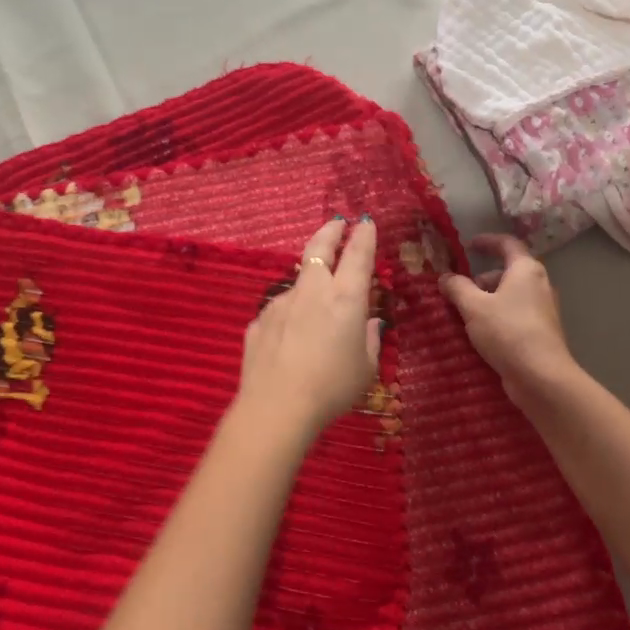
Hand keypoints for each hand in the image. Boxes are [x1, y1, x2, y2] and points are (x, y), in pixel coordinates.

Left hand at [235, 217, 382, 435]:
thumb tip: (370, 324)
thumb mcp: (366, 368)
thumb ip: (370, 340)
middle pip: (319, 248)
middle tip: (337, 223)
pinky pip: (280, 312)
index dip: (364, 235)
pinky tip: (291, 341)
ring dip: (309, 282)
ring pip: (298, 282)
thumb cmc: (332, 388)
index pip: (358, 254)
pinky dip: (290, 316)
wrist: (276, 408)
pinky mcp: (259, 321)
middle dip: (330, 232)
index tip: (365, 222)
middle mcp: (313, 291)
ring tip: (316, 305)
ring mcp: (281, 303)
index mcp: (346, 298)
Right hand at [440, 234, 584, 400]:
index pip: (508, 244)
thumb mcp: (474, 307)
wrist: (541, 376)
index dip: (487, 241)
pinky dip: (498, 317)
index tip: (469, 245)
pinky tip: (481, 335)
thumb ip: (457, 288)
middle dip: (483, 279)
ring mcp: (543, 309)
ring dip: (489, 300)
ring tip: (466, 316)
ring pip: (512, 296)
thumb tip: (445, 277)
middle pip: (509, 272)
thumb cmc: (508, 332)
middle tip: (461, 291)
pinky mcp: (541, 332)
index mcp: (526, 270)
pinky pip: (516, 315)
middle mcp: (540, 284)